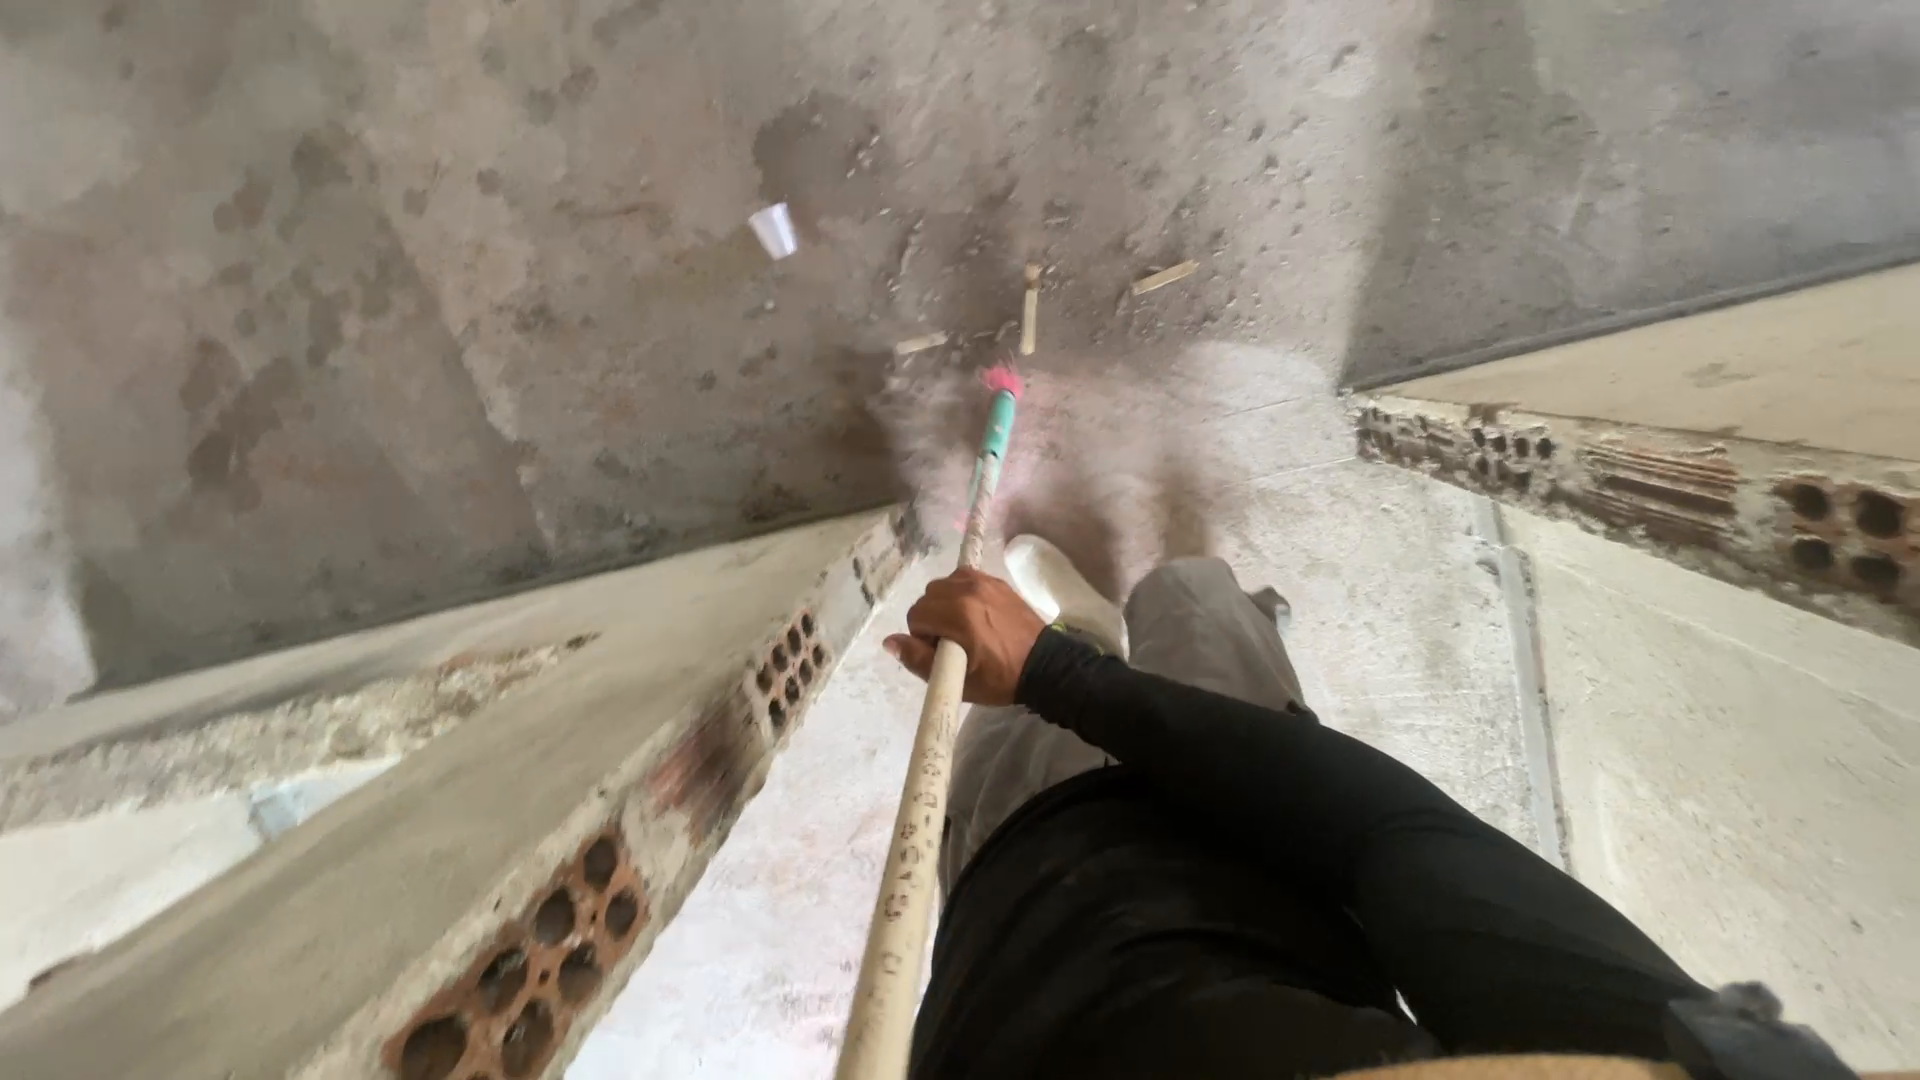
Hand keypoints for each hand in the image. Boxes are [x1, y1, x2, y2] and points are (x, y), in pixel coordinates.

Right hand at [884, 568, 1046, 704]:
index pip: (916, 616)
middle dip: (931, 619)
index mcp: (958, 614)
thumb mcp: (957, 680)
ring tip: (963, 626)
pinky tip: (974, 613)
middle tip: (952, 642)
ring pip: (943, 585)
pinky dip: (960, 592)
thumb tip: (889, 642)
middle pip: (927, 597)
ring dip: (944, 604)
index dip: (923, 637)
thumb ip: (919, 660)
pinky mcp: (995, 580)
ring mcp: (983, 581)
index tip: (942, 652)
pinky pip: (962, 577)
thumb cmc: (1000, 678)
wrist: (1043, 665)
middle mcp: (968, 589)